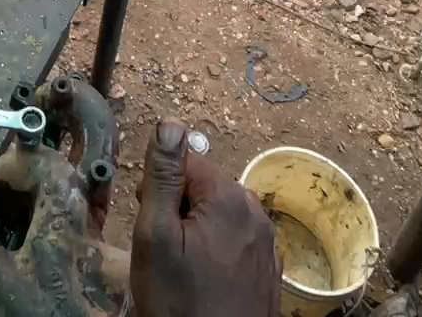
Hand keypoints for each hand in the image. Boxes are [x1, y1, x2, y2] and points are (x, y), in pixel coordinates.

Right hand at [131, 118, 281, 316]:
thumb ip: (164, 175)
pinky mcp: (269, 273)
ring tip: (181, 269)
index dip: (162, 188)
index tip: (152, 221)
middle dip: (179, 208)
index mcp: (231, 197)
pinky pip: (234, 243)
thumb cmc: (179, 304)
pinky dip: (216, 254)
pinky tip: (203, 283)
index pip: (186, 162)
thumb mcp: (156, 236)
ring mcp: (267, 245)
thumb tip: (171, 122)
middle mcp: (257, 213)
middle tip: (164, 250)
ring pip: (218, 215)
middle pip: (203, 188)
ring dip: (196, 232)